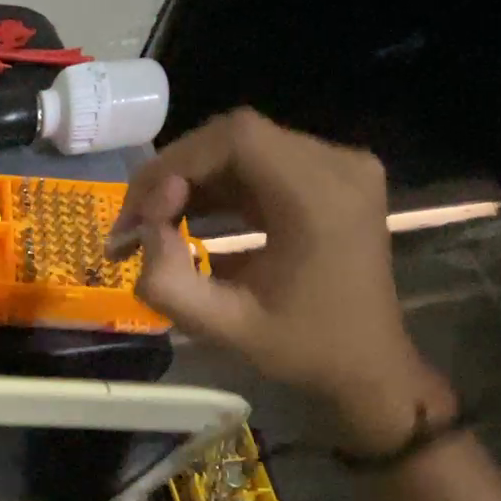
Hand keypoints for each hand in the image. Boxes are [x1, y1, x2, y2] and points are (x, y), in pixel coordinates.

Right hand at [106, 108, 453, 449]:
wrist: (365, 363)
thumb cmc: (299, 348)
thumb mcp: (222, 328)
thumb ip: (169, 283)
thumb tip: (144, 234)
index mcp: (319, 197)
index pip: (236, 139)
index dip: (175, 167)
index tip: (143, 218)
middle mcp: (337, 165)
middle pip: (235, 137)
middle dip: (172, 174)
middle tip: (135, 224)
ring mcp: (338, 168)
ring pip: (242, 147)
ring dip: (188, 180)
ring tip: (153, 224)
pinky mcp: (330, 179)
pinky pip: (260, 164)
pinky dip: (215, 187)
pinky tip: (187, 219)